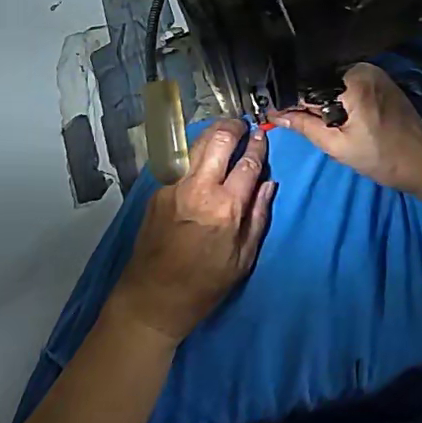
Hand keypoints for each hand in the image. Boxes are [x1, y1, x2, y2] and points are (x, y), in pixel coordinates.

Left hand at [107, 119, 276, 342]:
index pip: (247, 164)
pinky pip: (179, 161)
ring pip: (195, 144)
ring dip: (212, 133)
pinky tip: (201, 153)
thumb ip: (258, 216)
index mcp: (225, 207)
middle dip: (234, 128)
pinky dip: (193, 151)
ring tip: (225, 131)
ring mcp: (174, 186)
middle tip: (242, 125)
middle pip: (219, 141)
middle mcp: (198, 188)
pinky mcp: (157, 190)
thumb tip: (269, 184)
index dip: (258, 146)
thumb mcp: (243, 259)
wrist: (152, 297)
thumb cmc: (204, 285)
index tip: (263, 136)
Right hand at [273, 63, 421, 193]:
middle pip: (319, 81)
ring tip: (322, 122)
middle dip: (308, 101)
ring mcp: (373, 72)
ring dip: (324, 102)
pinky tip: (339, 118)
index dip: (291, 101)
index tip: (277, 114)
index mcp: (353, 81)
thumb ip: (305, 126)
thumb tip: (275, 115)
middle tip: (300, 123)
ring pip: (332, 84)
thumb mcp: (338, 146)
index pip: (308, 85)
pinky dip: (338, 99)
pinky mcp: (379, 80)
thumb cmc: (383, 157)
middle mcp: (362, 68)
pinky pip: (346, 85)